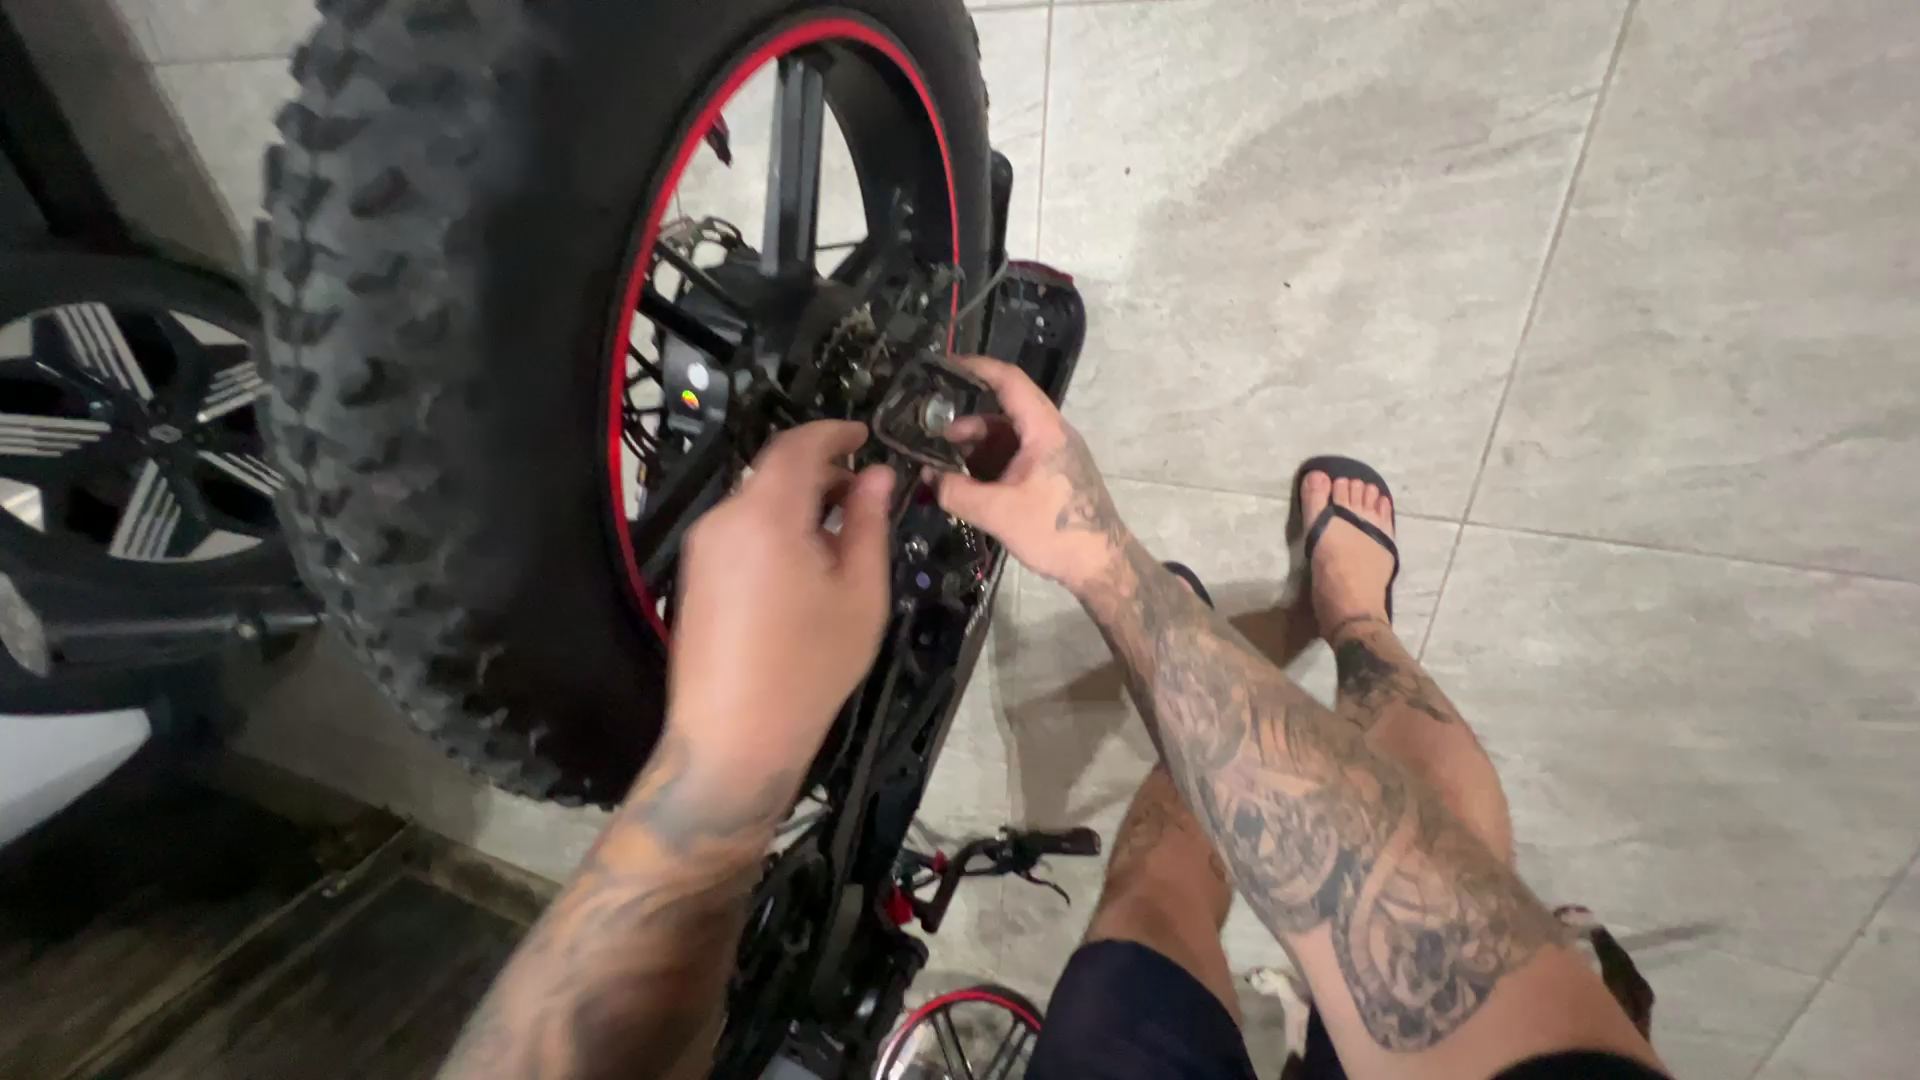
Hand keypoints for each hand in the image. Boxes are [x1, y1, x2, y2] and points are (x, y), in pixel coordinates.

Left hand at [668, 420, 894, 783]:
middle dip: (822, 471)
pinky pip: (740, 528)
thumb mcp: (860, 593)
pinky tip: (803, 561)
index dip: (835, 432)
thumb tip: (878, 476)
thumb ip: (869, 523)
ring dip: (799, 500)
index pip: (798, 445)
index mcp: (768, 516)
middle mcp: (725, 519)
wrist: (735, 736)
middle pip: (775, 471)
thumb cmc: (811, 665)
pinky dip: (775, 525)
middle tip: (864, 496)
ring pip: (757, 500)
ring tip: (839, 534)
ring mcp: (703, 547)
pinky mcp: (695, 573)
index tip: (866, 436)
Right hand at [935, 357, 1130, 595]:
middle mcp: (1051, 434)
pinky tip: (969, 482)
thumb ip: (957, 492)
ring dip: (976, 447)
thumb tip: (927, 478)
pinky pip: (1016, 457)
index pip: (1010, 381)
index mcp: (1044, 430)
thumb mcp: (998, 513)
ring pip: (1008, 437)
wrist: (1101, 564)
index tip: (945, 365)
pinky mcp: (1052, 474)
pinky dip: (990, 464)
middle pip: (1004, 411)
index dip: (977, 368)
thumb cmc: (1055, 531)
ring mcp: (1053, 454)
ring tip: (945, 465)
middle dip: (966, 422)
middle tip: (932, 437)